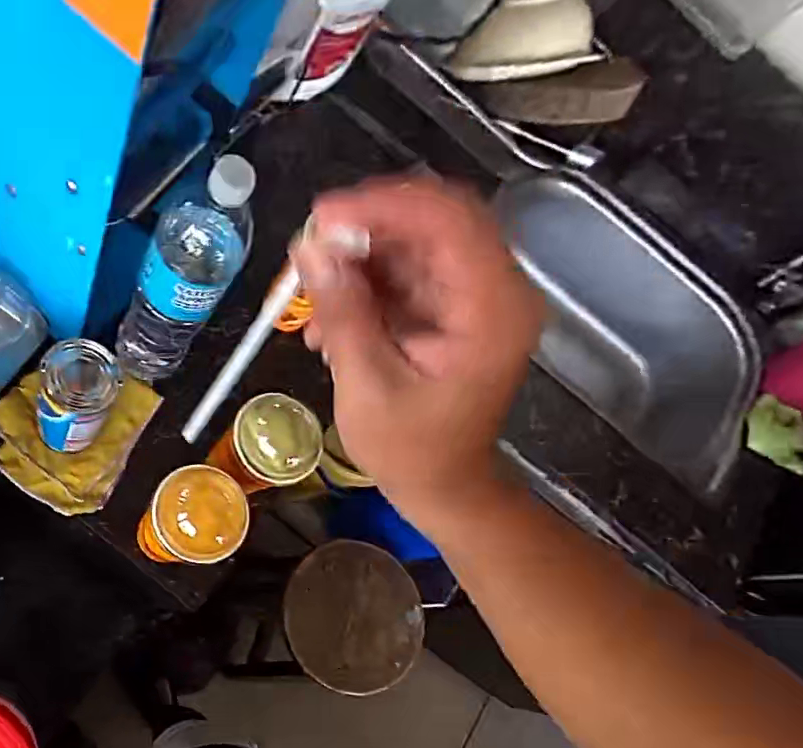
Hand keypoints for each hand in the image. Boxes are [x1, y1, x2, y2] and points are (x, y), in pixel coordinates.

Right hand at [293, 175, 543, 526]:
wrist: (442, 486)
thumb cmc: (411, 451)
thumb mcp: (368, 386)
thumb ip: (343, 313)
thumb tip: (310, 250)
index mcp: (492, 308)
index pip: (447, 221)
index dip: (383, 206)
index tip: (322, 217)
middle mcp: (493, 290)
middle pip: (432, 223)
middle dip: (365, 229)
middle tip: (309, 249)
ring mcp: (472, 298)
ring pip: (413, 245)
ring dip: (357, 261)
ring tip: (312, 297)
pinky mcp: (449, 309)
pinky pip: (405, 275)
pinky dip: (363, 286)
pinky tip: (329, 318)